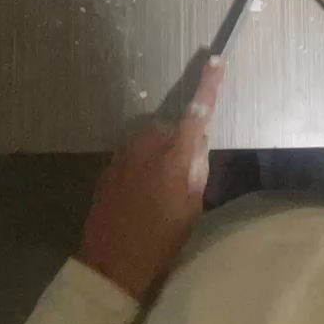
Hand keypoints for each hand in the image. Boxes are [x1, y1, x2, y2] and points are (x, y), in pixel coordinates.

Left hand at [75, 57, 225, 300]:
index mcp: (173, 157)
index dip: (208, 87)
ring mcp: (123, 155)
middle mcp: (146, 147)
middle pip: (170, 128)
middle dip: (178, 142)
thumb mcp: (192, 207)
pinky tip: (140, 195)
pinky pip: (133, 155)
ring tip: (159, 191)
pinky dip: (142, 166)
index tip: (214, 61)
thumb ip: (197, 168)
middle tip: (183, 177)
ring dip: (158, 154)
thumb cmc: (160, 239)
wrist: (111, 263)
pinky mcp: (108, 167)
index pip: (197, 114)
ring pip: (150, 141)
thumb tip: (199, 142)